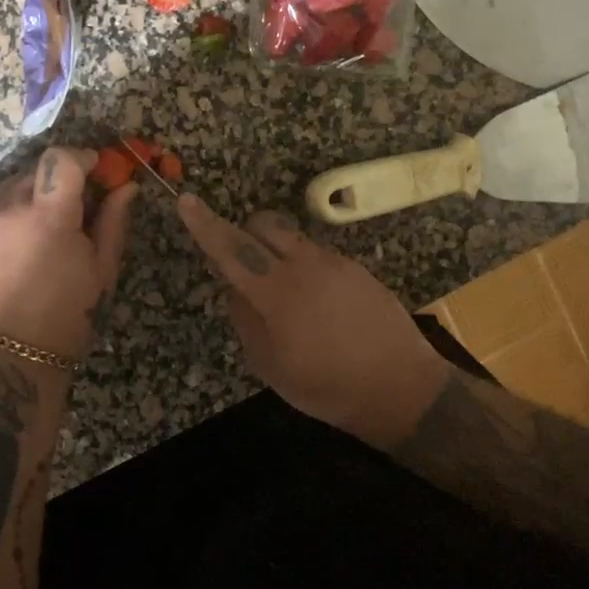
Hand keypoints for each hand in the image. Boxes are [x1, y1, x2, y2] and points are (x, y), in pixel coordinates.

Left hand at [0, 147, 138, 361]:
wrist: (14, 352)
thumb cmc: (68, 314)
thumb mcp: (102, 268)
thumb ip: (114, 220)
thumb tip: (128, 186)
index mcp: (49, 217)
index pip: (60, 158)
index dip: (82, 157)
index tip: (97, 169)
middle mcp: (10, 208)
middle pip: (39, 168)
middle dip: (62, 178)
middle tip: (79, 205)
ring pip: (16, 182)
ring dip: (37, 191)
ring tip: (50, 223)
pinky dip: (16, 207)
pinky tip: (26, 235)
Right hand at [177, 194, 448, 450]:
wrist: (402, 388)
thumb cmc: (327, 387)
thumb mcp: (271, 366)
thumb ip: (245, 320)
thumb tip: (234, 289)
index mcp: (275, 292)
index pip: (230, 248)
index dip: (204, 224)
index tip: (186, 200)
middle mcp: (303, 265)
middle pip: (261, 225)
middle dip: (243, 233)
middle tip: (243, 264)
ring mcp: (333, 262)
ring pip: (291, 237)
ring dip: (275, 249)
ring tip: (285, 291)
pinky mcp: (356, 267)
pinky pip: (317, 253)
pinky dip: (304, 265)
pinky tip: (318, 303)